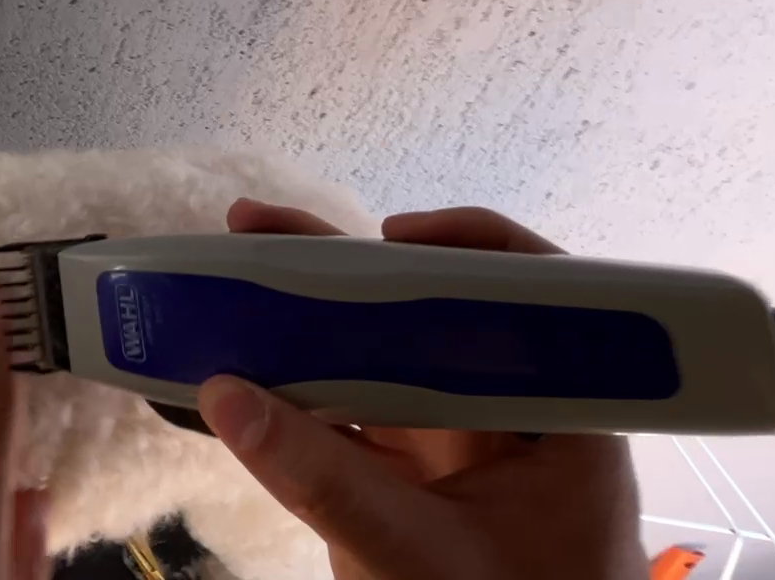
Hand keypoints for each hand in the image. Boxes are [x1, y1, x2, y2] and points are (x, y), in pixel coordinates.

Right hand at [199, 202, 647, 579]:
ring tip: (231, 264)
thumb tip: (220, 392)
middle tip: (255, 227)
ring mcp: (438, 434)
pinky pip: (333, 391)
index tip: (390, 235)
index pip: (538, 307)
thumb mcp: (422, 561)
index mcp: (554, 426)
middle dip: (338, 262)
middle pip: (423, 308)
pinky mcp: (388, 457)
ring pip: (369, 344)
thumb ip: (327, 483)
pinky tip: (236, 343)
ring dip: (298, 306)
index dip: (470, 250)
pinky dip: (284, 364)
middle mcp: (497, 413)